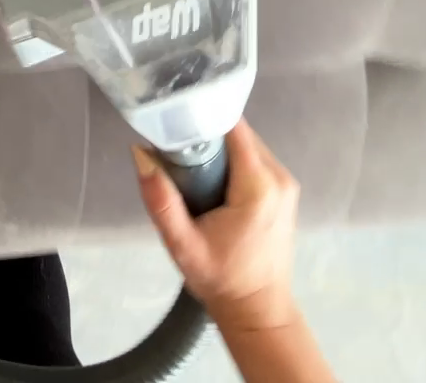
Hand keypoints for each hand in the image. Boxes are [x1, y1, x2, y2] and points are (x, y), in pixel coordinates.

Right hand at [134, 122, 302, 333]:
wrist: (259, 313)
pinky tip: (207, 173)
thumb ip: (161, 201)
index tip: (175, 113)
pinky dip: (229, 157)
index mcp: (259, 186)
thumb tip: (140, 153)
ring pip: (245, 142)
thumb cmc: (221, 278)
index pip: (234, 127)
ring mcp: (285, 183)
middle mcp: (278, 177)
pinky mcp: (283, 191)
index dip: (203, 113)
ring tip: (186, 157)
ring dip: (217, 144)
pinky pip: (253, 156)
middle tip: (173, 142)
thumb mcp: (183, 245)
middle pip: (238, 132)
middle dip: (206, 131)